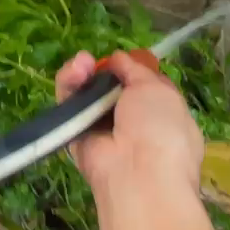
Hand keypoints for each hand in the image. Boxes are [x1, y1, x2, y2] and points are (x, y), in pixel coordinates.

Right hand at [54, 49, 204, 197]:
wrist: (136, 170)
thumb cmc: (160, 130)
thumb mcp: (159, 91)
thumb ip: (137, 70)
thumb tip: (119, 58)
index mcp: (162, 116)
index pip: (143, 86)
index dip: (132, 69)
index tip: (124, 59)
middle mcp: (131, 120)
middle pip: (109, 84)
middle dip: (102, 68)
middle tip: (96, 60)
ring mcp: (101, 124)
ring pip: (85, 89)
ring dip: (82, 71)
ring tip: (82, 62)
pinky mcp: (74, 126)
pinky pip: (68, 98)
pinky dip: (69, 82)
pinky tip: (75, 71)